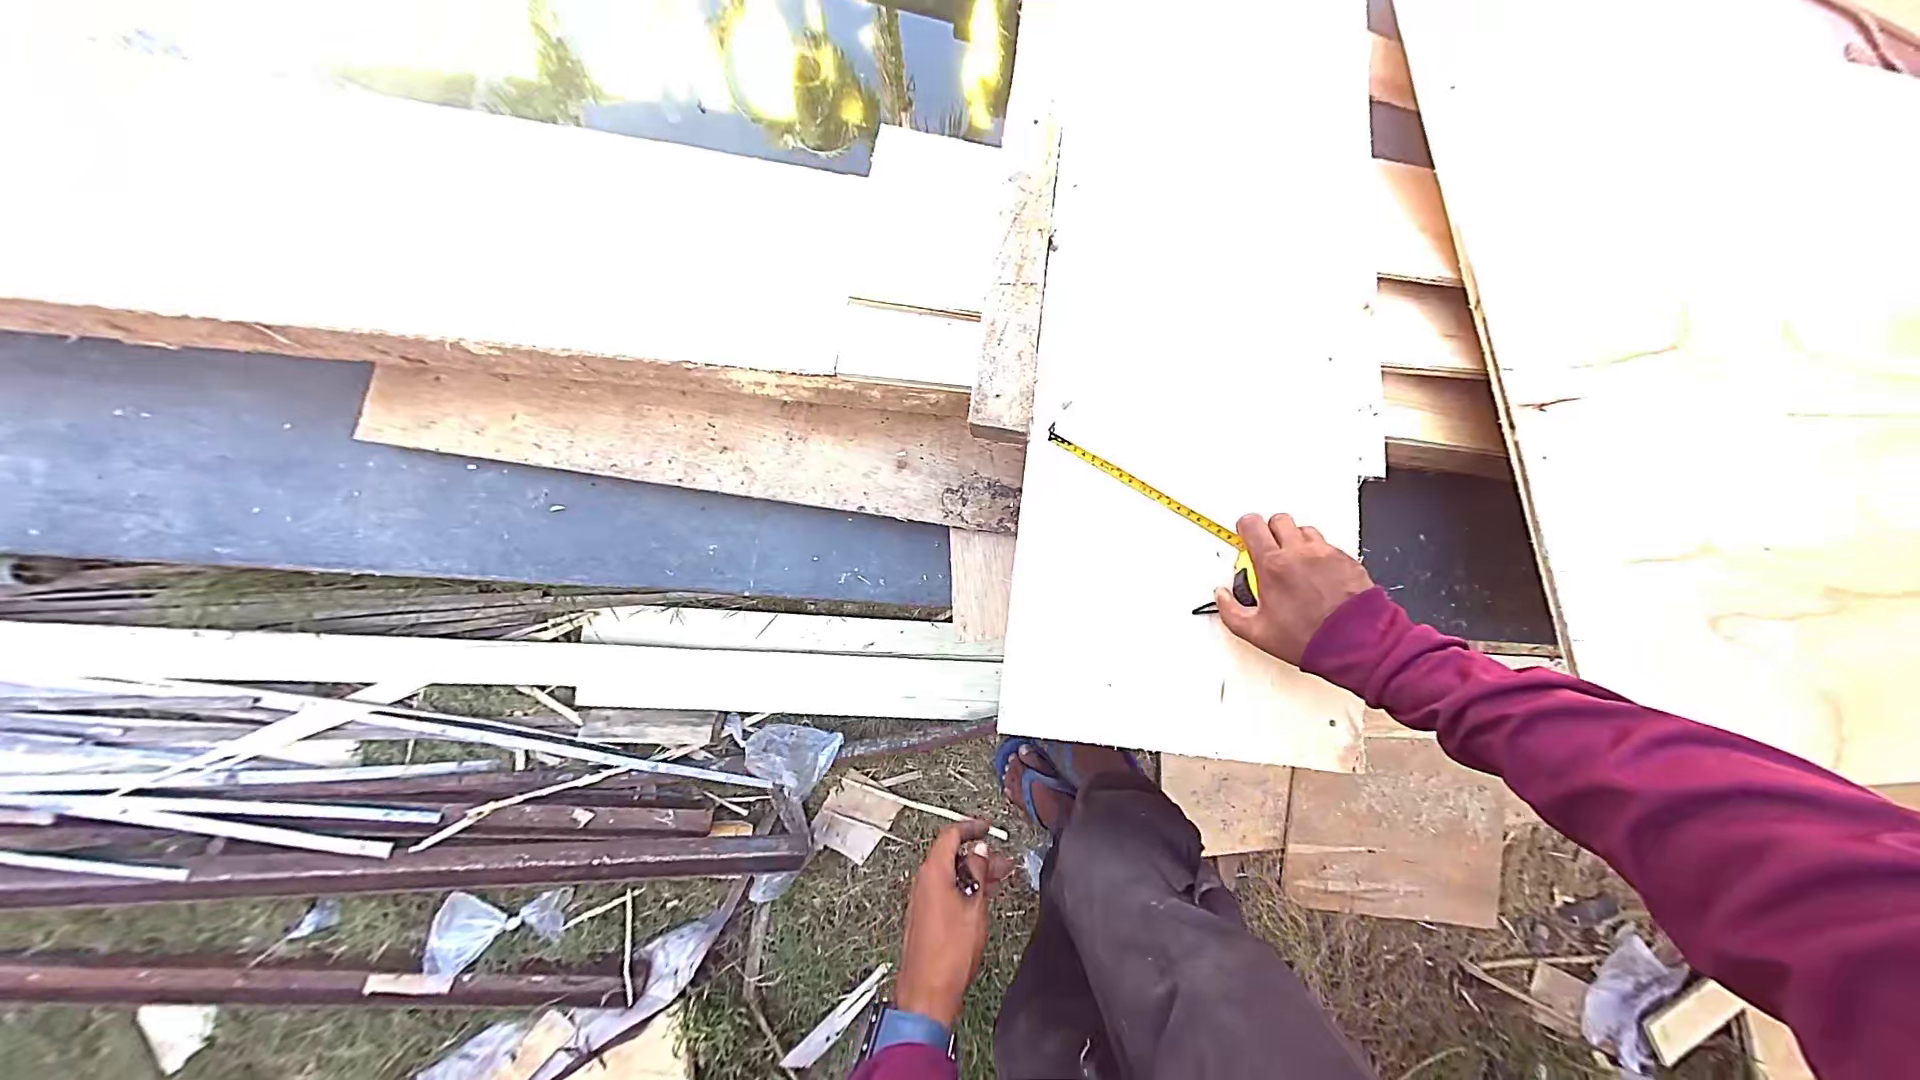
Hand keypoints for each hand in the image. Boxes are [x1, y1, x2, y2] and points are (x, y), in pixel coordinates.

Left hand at [893, 821, 1014, 1027]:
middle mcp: (923, 881)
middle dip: (978, 854)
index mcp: (933, 872)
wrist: (927, 993)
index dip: (971, 827)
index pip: (950, 835)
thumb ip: (978, 873)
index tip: (987, 827)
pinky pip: (946, 890)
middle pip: (951, 855)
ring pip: (950, 874)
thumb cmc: (948, 954)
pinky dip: (965, 888)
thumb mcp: (974, 905)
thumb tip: (980, 851)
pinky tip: (982, 898)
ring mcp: (922, 899)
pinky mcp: (925, 916)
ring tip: (999, 879)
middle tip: (1002, 859)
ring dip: (974, 873)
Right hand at [1213, 513, 1374, 666]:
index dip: (1245, 527)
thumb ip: (1230, 610)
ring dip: (1295, 541)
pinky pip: (1328, 546)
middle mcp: (1300, 552)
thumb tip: (1223, 595)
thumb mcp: (1256, 632)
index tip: (1245, 539)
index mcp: (1273, 565)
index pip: (1252, 524)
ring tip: (1294, 564)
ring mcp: (1326, 554)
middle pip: (1278, 519)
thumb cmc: (1311, 639)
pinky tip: (1316, 576)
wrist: (1358, 645)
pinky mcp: (1347, 560)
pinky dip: (1318, 554)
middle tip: (1268, 552)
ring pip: (1304, 529)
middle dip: (1270, 531)